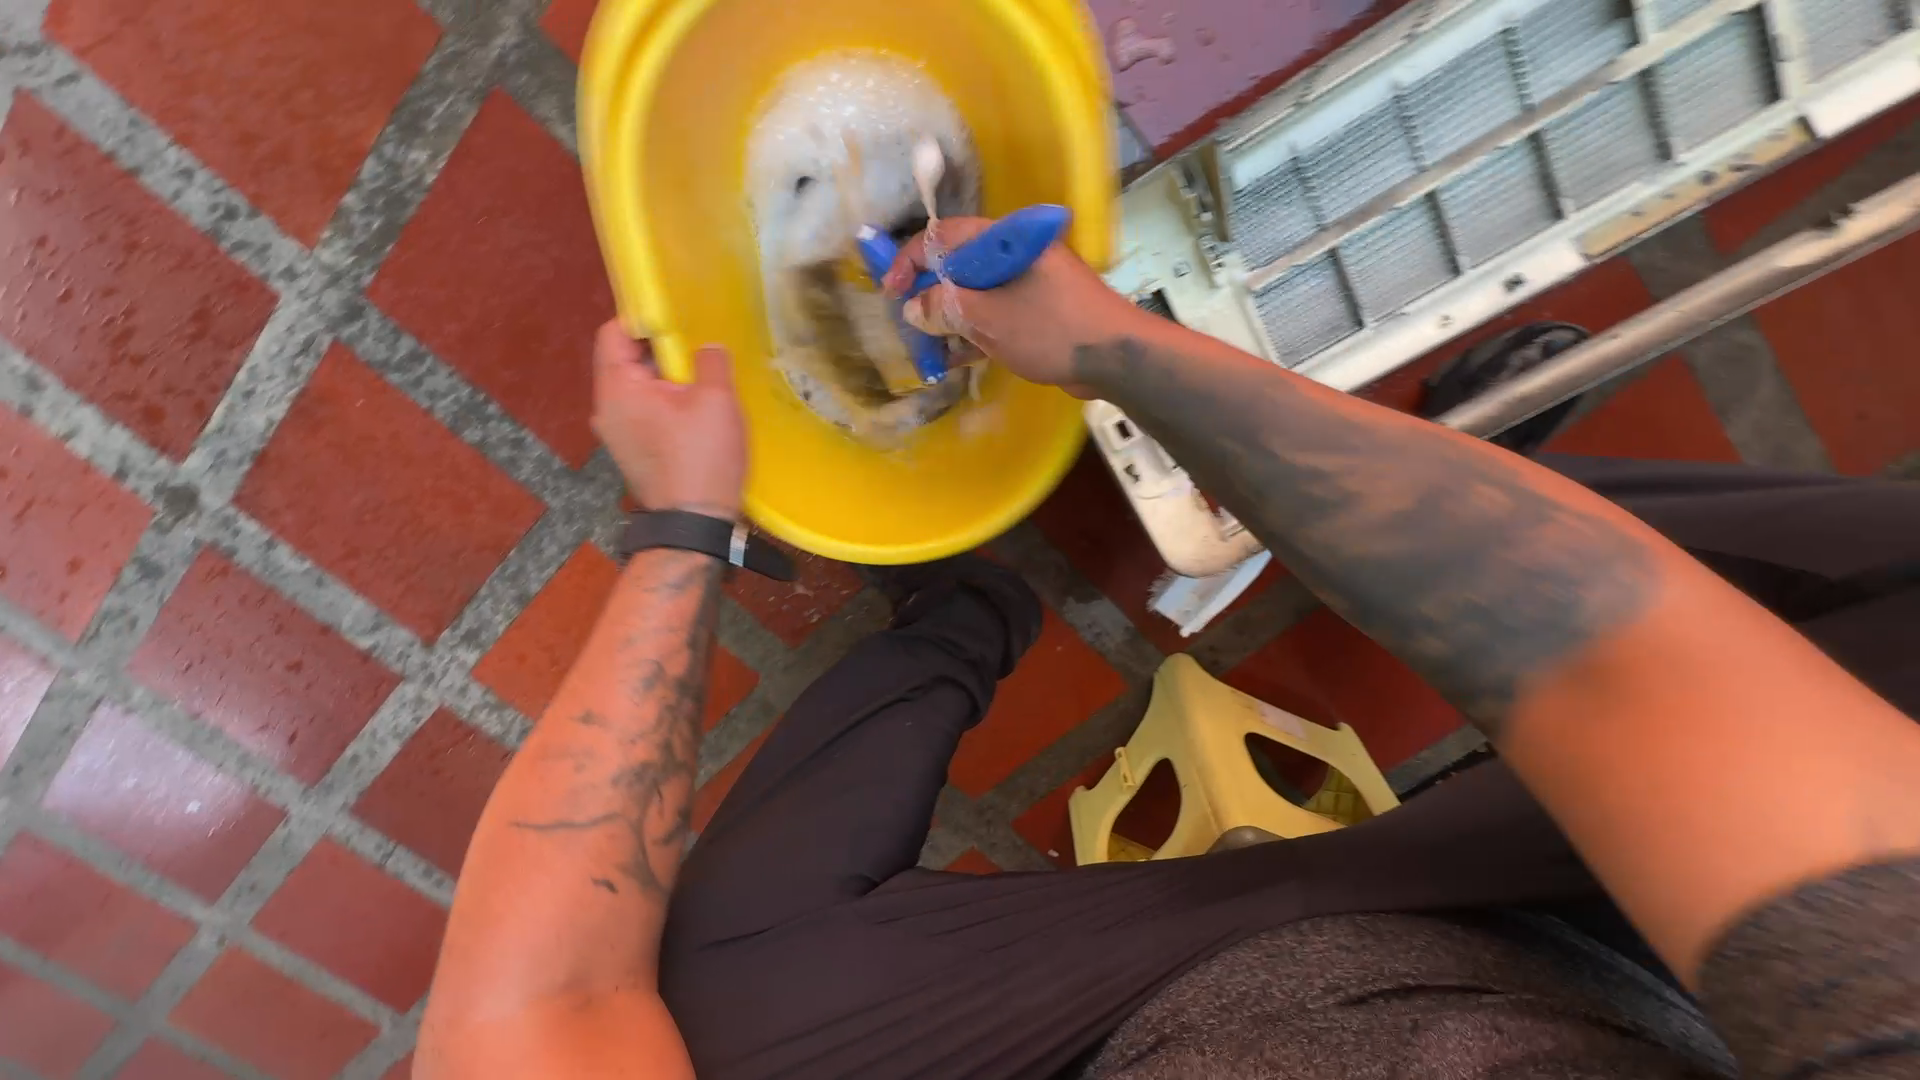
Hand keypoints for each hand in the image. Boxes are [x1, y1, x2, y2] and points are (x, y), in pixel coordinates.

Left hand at [591, 321, 745, 520]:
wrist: (695, 525)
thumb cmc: (703, 458)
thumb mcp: (717, 400)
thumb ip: (710, 360)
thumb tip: (706, 348)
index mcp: (617, 388)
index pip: (615, 332)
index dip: (646, 318)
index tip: (682, 320)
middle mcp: (607, 409)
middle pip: (629, 361)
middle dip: (666, 353)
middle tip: (703, 356)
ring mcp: (618, 435)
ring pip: (642, 390)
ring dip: (672, 382)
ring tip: (707, 388)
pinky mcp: (635, 454)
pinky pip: (648, 415)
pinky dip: (670, 407)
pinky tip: (700, 417)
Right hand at [883, 216, 1146, 395]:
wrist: (1115, 357)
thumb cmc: (1051, 328)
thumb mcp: (989, 318)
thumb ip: (945, 308)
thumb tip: (914, 306)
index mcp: (1003, 240)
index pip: (943, 237)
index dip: (909, 260)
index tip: (891, 291)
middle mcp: (1014, 254)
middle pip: (957, 267)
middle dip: (928, 297)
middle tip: (909, 325)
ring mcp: (1028, 284)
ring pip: (976, 296)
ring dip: (949, 321)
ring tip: (927, 350)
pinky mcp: (1037, 312)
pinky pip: (996, 316)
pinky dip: (974, 333)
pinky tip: (953, 360)